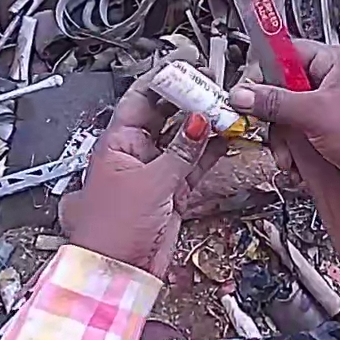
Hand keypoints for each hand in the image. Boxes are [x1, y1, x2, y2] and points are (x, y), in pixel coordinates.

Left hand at [60, 77, 217, 275]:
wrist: (118, 272)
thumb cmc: (112, 229)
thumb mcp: (151, 182)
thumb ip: (180, 151)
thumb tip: (199, 122)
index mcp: (117, 142)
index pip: (140, 98)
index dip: (163, 80)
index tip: (187, 67)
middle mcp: (135, 152)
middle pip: (165, 115)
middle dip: (189, 100)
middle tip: (214, 85)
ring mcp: (154, 170)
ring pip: (183, 138)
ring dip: (204, 125)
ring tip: (226, 109)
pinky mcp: (171, 191)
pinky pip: (193, 163)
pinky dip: (210, 151)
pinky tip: (226, 138)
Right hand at [229, 41, 339, 209]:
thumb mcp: (316, 113)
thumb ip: (274, 102)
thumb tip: (242, 93)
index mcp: (332, 62)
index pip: (283, 54)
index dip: (262, 71)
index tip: (246, 90)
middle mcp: (329, 83)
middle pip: (279, 91)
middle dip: (274, 118)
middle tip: (272, 128)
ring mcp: (327, 111)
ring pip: (284, 120)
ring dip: (283, 142)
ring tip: (291, 155)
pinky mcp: (326, 137)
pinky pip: (296, 140)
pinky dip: (293, 155)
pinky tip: (299, 165)